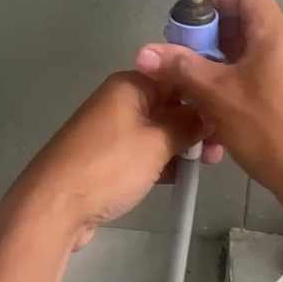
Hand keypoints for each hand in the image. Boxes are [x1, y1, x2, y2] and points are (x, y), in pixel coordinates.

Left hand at [0, 71, 208, 249]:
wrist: (54, 206)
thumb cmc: (109, 166)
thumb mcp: (156, 143)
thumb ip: (187, 124)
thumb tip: (210, 110)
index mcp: (131, 85)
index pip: (175, 76)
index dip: (202, 93)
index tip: (228, 112)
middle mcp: (120, 100)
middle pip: (168, 104)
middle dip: (195, 123)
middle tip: (220, 147)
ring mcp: (112, 129)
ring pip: (158, 130)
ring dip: (181, 144)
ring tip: (208, 163)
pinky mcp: (108, 157)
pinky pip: (144, 150)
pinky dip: (162, 160)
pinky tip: (181, 176)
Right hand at [134, 0, 282, 206]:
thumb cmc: (268, 129)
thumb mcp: (217, 94)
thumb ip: (181, 67)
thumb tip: (144, 51)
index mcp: (274, 33)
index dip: (217, 1)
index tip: (192, 27)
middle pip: (247, 20)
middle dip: (213, 36)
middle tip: (188, 59)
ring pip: (252, 49)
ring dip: (222, 60)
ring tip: (199, 85)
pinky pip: (261, 71)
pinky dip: (237, 78)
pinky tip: (219, 107)